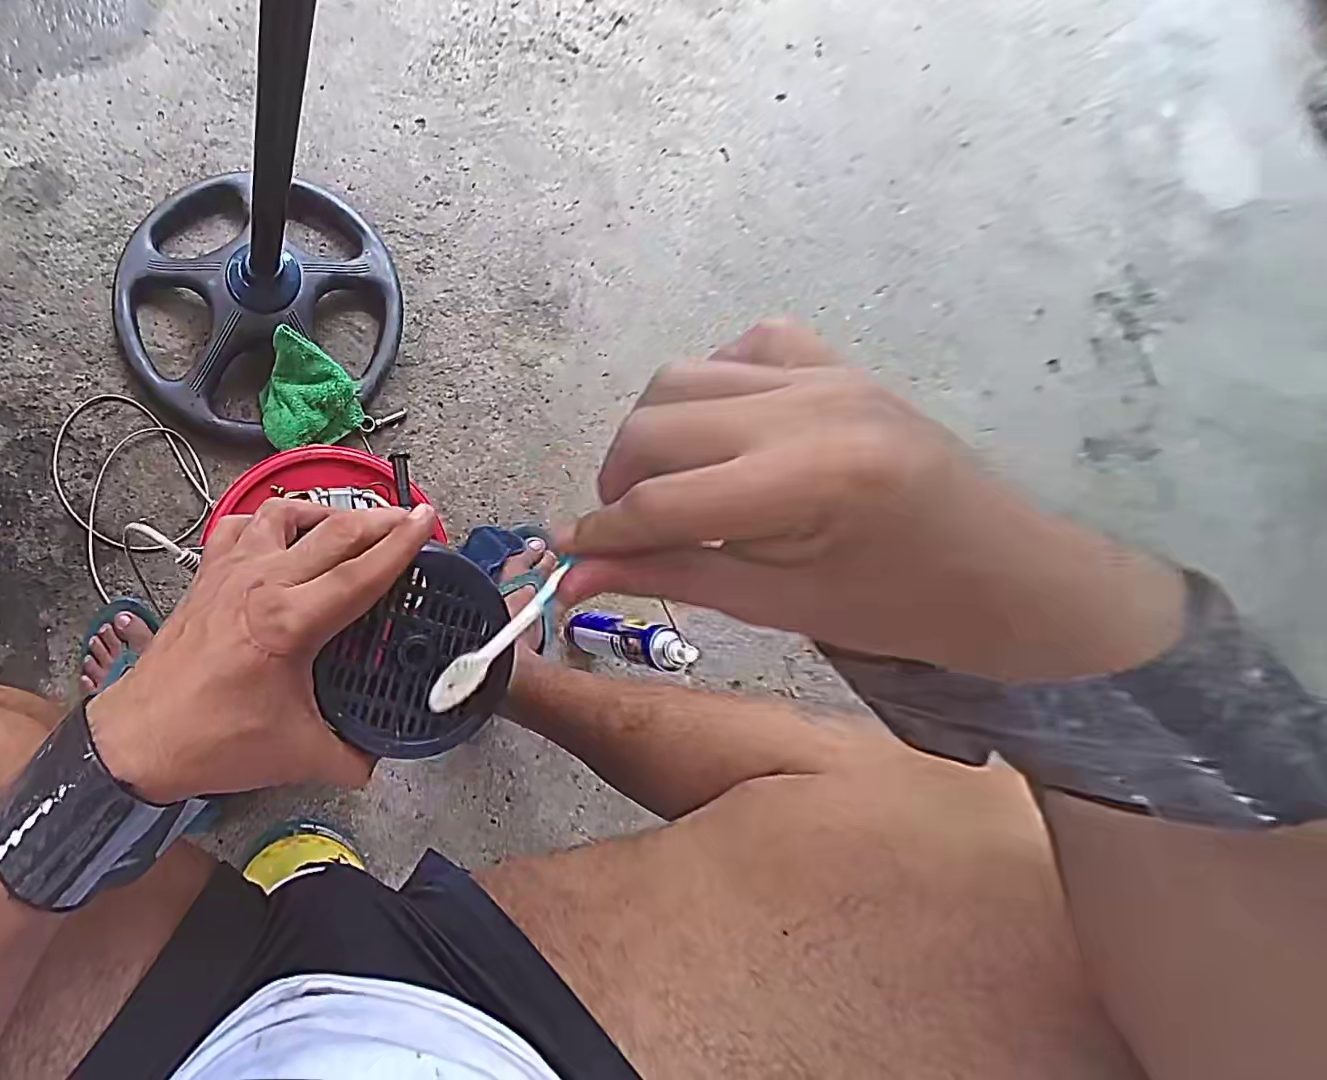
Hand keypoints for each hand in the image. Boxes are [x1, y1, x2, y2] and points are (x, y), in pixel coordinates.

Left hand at [87, 498, 437, 802]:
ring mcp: (231, 572)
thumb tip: (374, 756)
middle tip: (408, 520)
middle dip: (381, 519)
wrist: (138, 739)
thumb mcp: (297, 753)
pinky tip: (284, 532)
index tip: (426, 522)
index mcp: (288, 622)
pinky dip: (270, 519)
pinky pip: (242, 526)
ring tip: (352, 522)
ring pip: (286, 513)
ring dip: (327, 511)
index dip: (402, 544)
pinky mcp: (210, 575)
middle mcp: (260, 583)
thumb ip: (350, 756)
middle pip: (334, 531)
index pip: (361, 572)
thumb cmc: (207, 740)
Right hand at [557, 319, 1185, 680]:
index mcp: (807, 484)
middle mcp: (812, 410)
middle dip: (618, 481)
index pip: (660, 502)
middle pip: (653, 426)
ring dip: (649, 433)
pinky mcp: (834, 362)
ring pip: (678, 379)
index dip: (600, 531)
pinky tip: (717, 428)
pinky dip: (708, 383)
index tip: (565, 551)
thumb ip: (660, 577)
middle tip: (626, 523)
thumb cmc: (887, 607)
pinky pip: (742, 347)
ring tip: (666, 479)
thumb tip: (570, 576)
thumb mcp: (763, 605)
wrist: (1007, 578)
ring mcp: (826, 375)